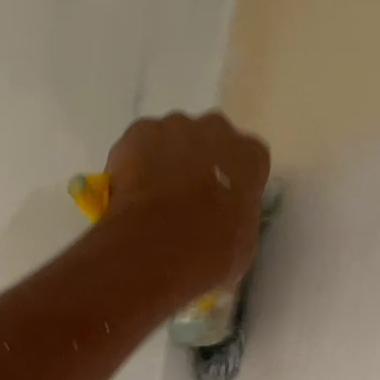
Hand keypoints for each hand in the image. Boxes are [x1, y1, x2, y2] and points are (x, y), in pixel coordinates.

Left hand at [104, 111, 270, 288]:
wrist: (158, 246)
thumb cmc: (209, 252)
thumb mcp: (240, 246)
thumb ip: (236, 221)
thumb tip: (223, 225)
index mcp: (250, 157)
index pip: (245, 162)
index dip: (228, 183)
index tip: (216, 203)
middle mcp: (217, 130)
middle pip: (207, 140)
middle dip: (195, 163)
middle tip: (181, 200)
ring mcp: (175, 126)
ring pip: (169, 139)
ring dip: (162, 161)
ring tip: (150, 199)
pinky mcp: (138, 132)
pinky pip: (136, 146)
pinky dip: (132, 164)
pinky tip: (129, 194)